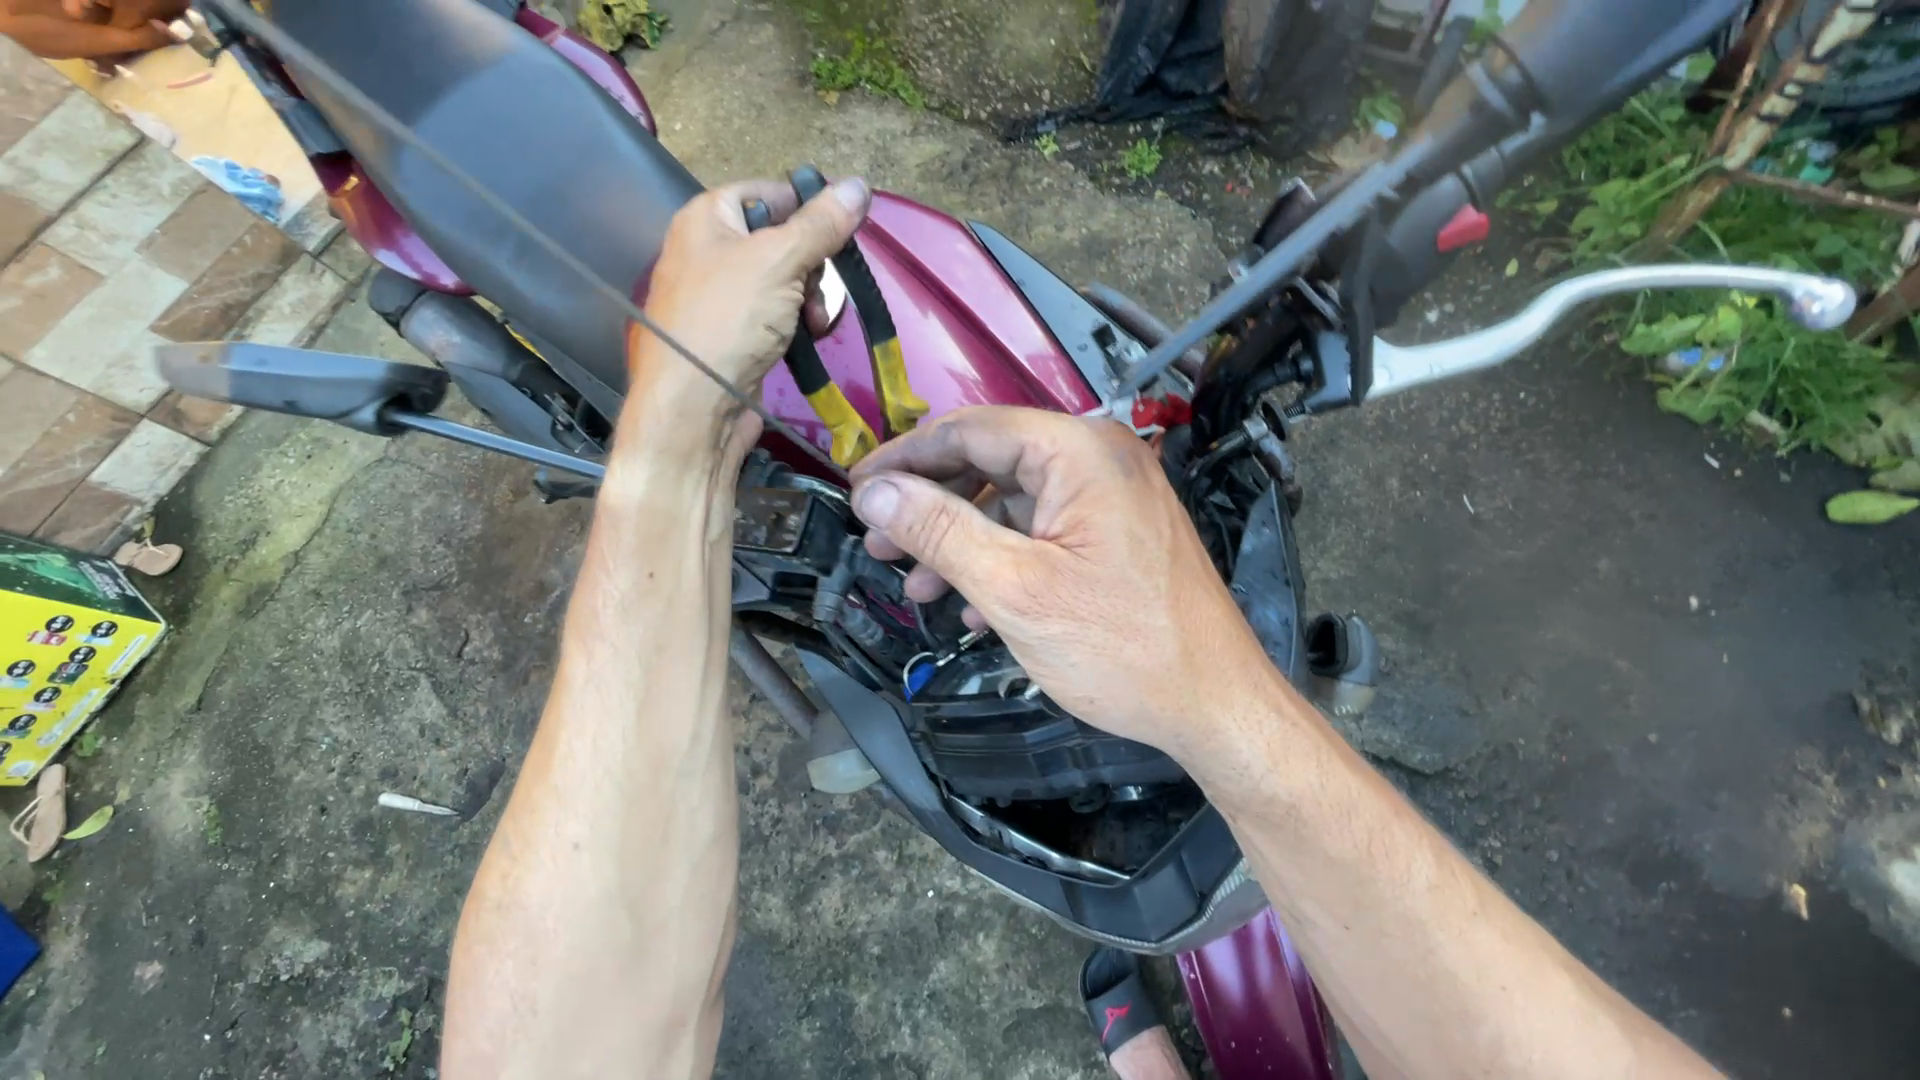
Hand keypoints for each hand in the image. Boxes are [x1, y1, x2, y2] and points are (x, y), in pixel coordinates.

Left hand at [628, 177, 868, 431]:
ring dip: (811, 300)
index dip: (807, 211)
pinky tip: (806, 339)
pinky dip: (797, 324)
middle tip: (816, 290)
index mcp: (709, 217)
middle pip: (783, 238)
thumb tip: (859, 185)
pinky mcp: (736, 333)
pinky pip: (777, 313)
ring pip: (787, 280)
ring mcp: (723, 295)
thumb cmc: (728, 320)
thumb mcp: (779, 261)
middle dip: (813, 266)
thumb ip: (820, 224)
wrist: (695, 406)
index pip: (770, 192)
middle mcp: (711, 250)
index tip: (837, 236)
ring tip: (814, 325)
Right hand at [849, 407, 1283, 759]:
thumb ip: (940, 531)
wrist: (1215, 707)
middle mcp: (1099, 460)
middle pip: (990, 462)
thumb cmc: (1121, 648)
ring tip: (918, 582)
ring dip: (960, 539)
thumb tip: (876, 492)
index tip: (857, 489)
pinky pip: (1043, 531)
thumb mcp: (1014, 589)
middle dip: (930, 504)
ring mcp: (1111, 498)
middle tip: (878, 543)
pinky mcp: (1116, 535)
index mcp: (1079, 452)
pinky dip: (1001, 559)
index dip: (905, 458)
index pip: (970, 430)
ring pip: (1012, 503)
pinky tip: (971, 604)